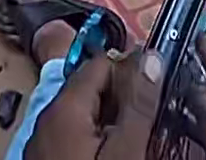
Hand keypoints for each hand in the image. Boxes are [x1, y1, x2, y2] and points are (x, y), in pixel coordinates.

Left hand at [24, 50, 162, 159]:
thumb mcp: (125, 154)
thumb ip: (138, 106)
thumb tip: (153, 57)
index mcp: (66, 105)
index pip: (101, 64)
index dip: (131, 71)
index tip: (160, 90)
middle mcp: (49, 116)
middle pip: (92, 90)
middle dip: (124, 101)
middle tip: (156, 123)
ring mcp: (45, 143)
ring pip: (85, 118)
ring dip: (112, 125)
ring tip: (142, 143)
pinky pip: (74, 141)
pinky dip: (96, 145)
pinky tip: (116, 158)